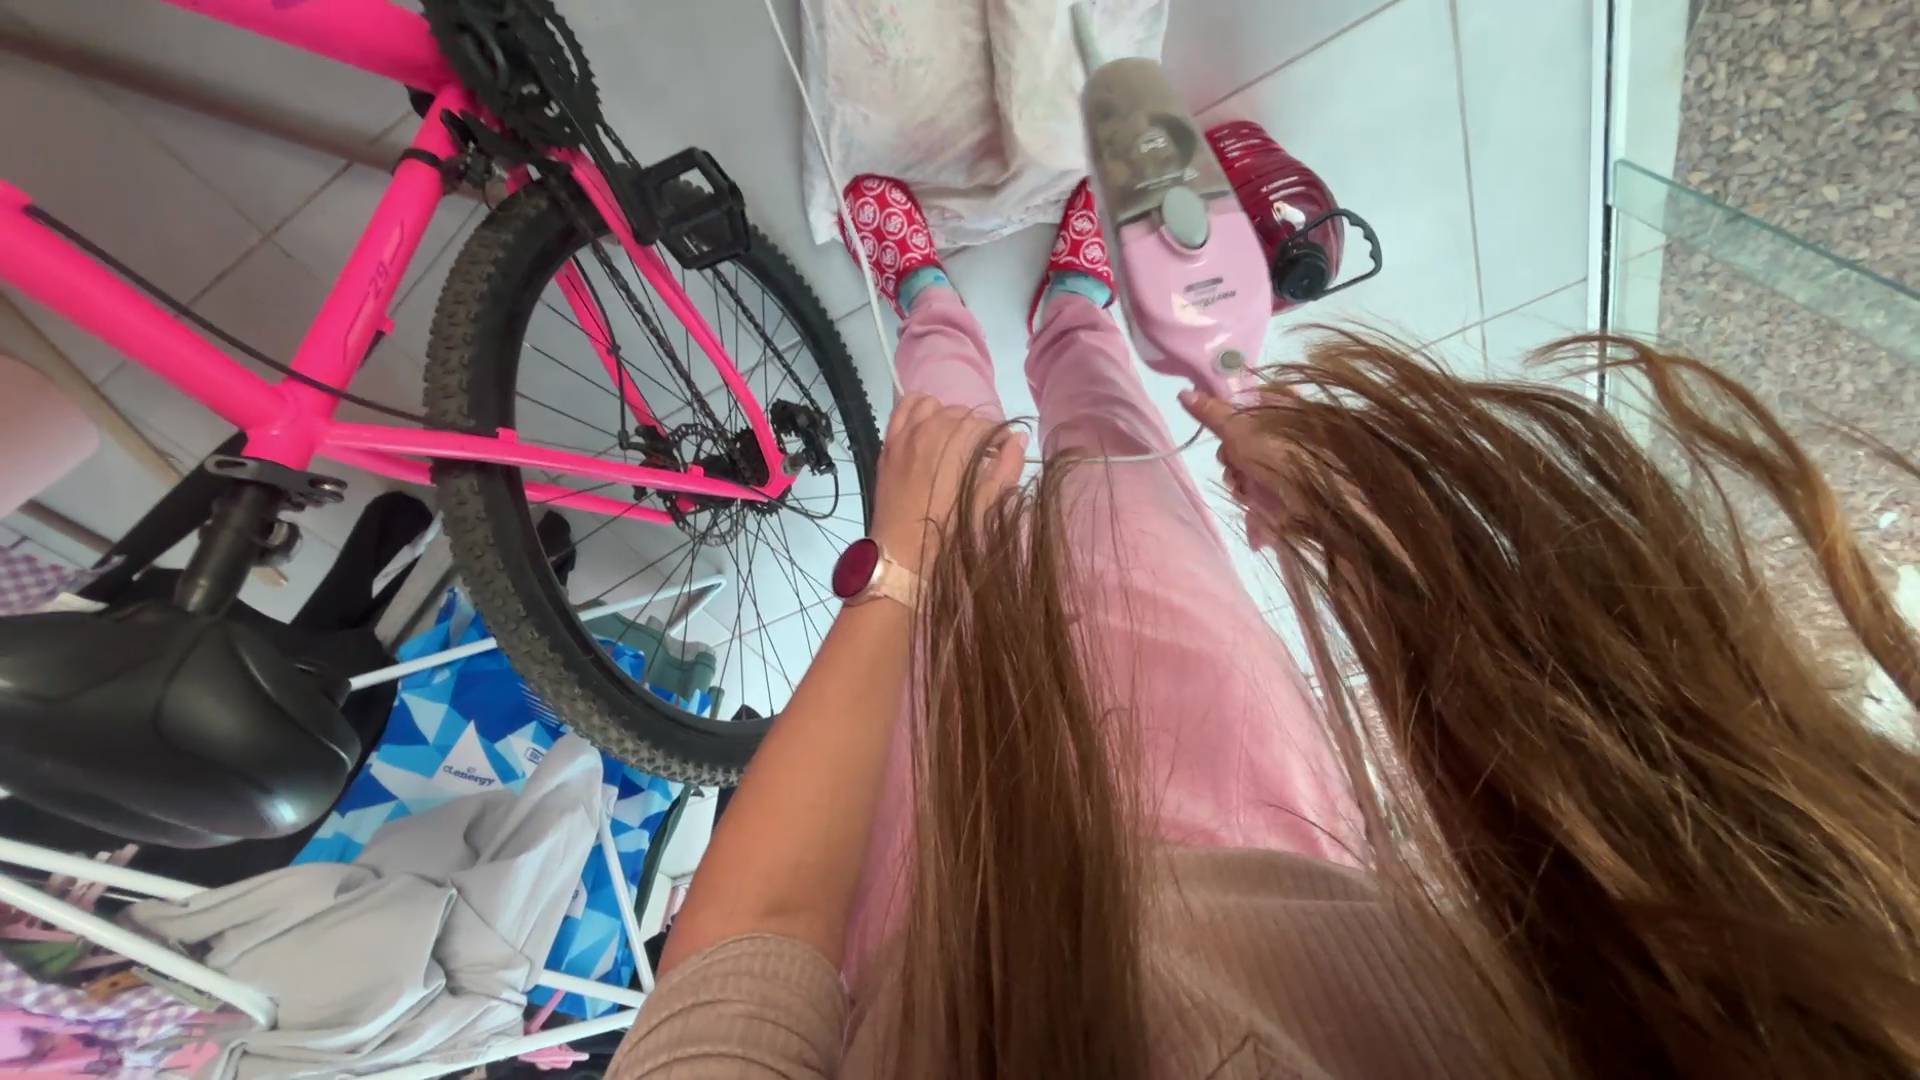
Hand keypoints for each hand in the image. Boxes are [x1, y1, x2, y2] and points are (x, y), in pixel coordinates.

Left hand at [870, 394, 1027, 573]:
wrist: (902, 554)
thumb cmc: (948, 533)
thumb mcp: (987, 503)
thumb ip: (1007, 467)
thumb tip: (1018, 438)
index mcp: (956, 444)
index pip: (985, 425)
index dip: (1000, 436)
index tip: (1005, 450)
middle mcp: (929, 430)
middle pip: (961, 414)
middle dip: (977, 428)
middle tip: (984, 451)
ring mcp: (905, 435)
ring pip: (933, 406)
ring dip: (949, 416)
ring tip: (955, 438)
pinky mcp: (889, 444)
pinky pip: (903, 408)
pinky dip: (918, 407)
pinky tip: (927, 420)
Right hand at [1180, 388, 1280, 550]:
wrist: (1320, 504)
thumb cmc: (1281, 458)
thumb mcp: (1240, 430)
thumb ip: (1212, 413)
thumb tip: (1183, 392)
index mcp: (1284, 407)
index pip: (1242, 406)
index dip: (1227, 421)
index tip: (1225, 433)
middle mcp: (1285, 433)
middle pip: (1238, 441)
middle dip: (1232, 458)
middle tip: (1238, 464)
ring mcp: (1286, 463)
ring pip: (1243, 468)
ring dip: (1240, 480)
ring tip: (1251, 488)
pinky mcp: (1285, 489)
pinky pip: (1254, 489)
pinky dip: (1251, 497)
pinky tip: (1256, 501)